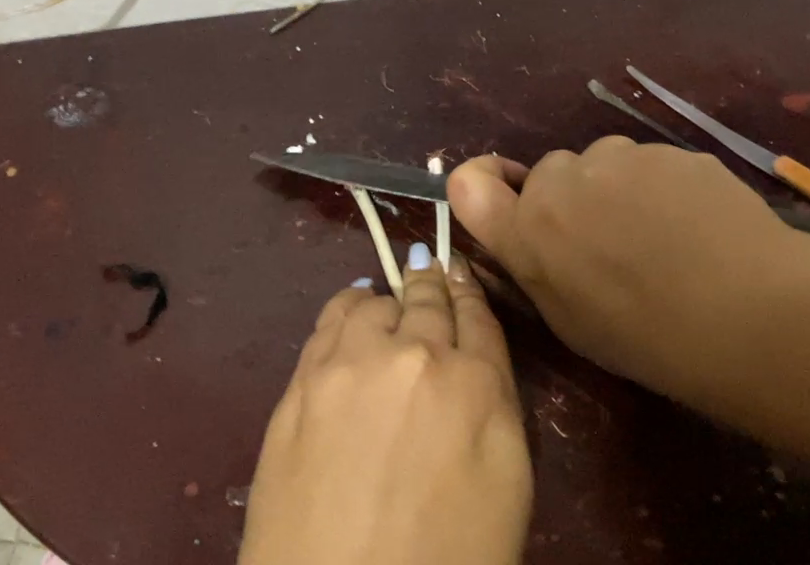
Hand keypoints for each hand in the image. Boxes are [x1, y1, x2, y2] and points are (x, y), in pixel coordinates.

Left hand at [238, 246, 531, 564]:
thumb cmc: (445, 558)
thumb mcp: (506, 489)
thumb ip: (497, 410)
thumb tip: (477, 367)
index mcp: (477, 387)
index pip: (478, 318)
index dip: (470, 294)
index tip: (461, 275)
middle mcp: (415, 356)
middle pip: (427, 300)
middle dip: (432, 286)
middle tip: (430, 273)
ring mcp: (352, 363)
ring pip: (376, 302)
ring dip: (389, 299)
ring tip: (390, 298)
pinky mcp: (303, 380)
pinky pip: (331, 319)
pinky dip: (349, 307)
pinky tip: (354, 306)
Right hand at [448, 138, 809, 398]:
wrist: (747, 313)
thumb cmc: (647, 337)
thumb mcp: (569, 319)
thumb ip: (537, 263)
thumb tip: (536, 234)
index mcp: (527, 232)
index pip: (470, 183)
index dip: (484, 183)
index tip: (506, 195)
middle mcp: (560, 183)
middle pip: (550, 175)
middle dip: (572, 198)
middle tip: (612, 243)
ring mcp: (618, 159)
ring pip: (606, 165)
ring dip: (620, 189)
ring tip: (666, 238)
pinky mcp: (670, 151)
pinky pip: (655, 164)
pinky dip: (668, 187)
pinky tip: (701, 228)